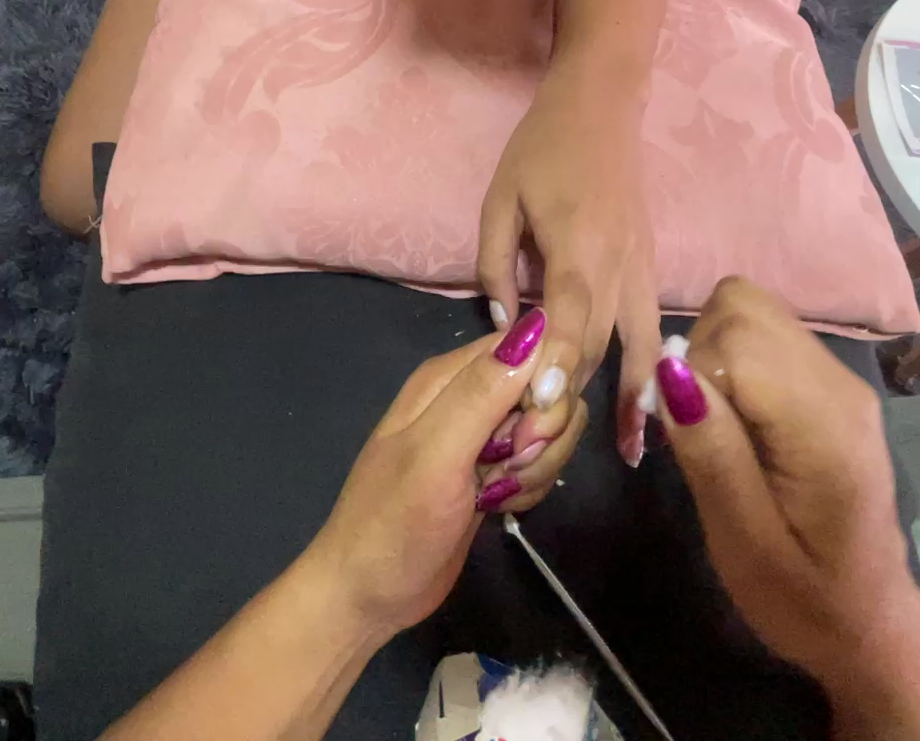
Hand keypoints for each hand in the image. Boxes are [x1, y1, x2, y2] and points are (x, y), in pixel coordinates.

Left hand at [298, 320, 550, 636]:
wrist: (370, 593)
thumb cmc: (394, 522)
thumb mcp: (435, 455)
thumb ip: (481, 394)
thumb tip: (536, 326)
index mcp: (447, 375)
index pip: (529, 344)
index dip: (546, 382)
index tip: (531, 429)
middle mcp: (468, 394)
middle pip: (546, 386)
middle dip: (544, 431)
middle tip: (508, 467)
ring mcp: (483, 433)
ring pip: (549, 425)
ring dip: (538, 463)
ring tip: (497, 492)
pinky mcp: (495, 467)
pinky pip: (539, 458)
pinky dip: (531, 485)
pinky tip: (500, 506)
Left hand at [477, 70, 660, 478]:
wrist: (602, 105)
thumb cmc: (541, 149)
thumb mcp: (500, 201)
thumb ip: (497, 265)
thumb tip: (503, 324)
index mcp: (579, 245)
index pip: (570, 315)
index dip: (557, 362)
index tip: (542, 410)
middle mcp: (621, 265)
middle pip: (601, 341)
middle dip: (578, 394)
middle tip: (549, 447)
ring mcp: (645, 267)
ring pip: (639, 343)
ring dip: (630, 395)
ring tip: (627, 451)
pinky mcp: (653, 266)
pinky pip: (652, 327)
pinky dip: (650, 368)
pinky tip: (651, 402)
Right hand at [650, 277, 919, 720]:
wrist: (867, 624)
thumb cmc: (800, 594)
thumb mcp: (742, 540)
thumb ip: (711, 451)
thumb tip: (669, 367)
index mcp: (824, 423)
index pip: (737, 335)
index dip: (691, 369)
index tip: (682, 430)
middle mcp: (838, 383)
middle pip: (742, 307)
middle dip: (697, 352)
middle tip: (694, 423)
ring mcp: (836, 378)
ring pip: (747, 311)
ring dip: (709, 354)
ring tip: (710, 422)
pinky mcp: (825, 383)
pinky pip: (759, 334)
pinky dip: (726, 361)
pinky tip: (730, 420)